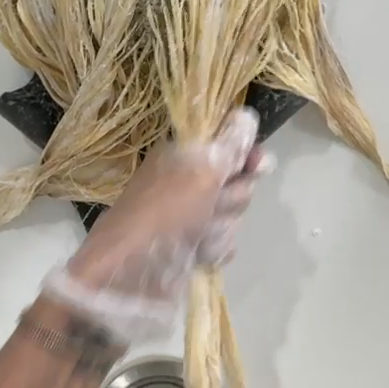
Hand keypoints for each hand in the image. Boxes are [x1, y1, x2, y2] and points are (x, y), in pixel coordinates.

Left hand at [43, 107, 269, 341]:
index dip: (247, 155)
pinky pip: (223, 241)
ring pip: (233, 214)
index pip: (229, 143)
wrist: (131, 272)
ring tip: (197, 235)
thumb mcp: (201, 171)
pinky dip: (214, 248)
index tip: (257, 165)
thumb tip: (247, 115)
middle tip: (211, 205)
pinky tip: (199, 254)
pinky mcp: (193, 245)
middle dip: (232, 197)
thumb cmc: (164, 213)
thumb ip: (230, 144)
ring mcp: (191, 215)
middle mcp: (188, 180)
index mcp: (183, 153)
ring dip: (221, 226)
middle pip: (238, 181)